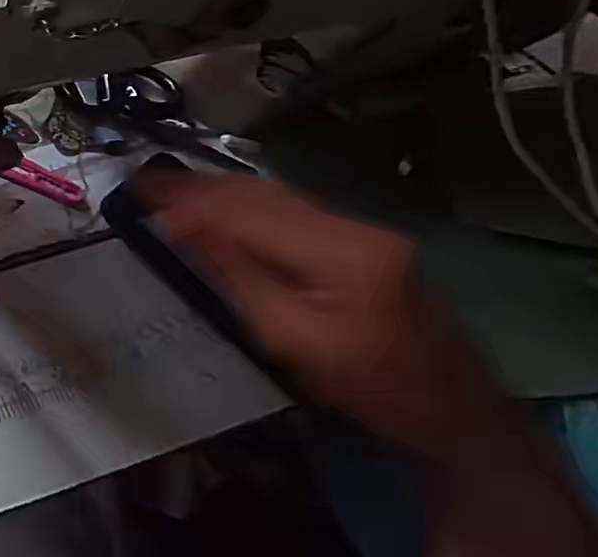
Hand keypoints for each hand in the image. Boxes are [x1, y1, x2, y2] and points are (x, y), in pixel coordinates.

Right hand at [133, 170, 509, 464]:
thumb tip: (184, 227)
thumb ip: (236, 275)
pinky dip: (239, 200)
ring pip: (269, 193)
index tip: (140, 200)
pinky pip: (285, 205)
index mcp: (343, 255)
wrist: (457, 415)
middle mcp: (352, 226)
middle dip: (195, 187)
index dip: (189, 205)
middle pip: (257, 193)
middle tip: (141, 181)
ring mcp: (359, 227)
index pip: (248, 214)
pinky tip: (212, 198)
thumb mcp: (291, 340)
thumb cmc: (371, 389)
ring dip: (213, 188)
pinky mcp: (357, 236)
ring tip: (165, 184)